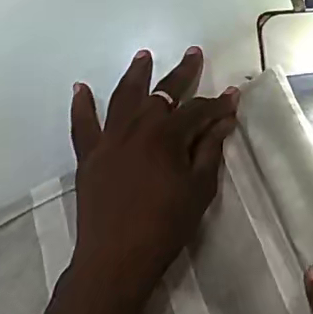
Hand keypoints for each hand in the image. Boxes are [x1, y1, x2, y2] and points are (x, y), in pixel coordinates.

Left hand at [69, 48, 239, 304]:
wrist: (115, 259)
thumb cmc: (165, 227)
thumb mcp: (198, 190)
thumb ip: (210, 150)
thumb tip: (224, 119)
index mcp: (167, 135)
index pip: (197, 111)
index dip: (217, 104)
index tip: (232, 96)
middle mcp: (137, 127)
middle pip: (162, 92)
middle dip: (182, 73)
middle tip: (193, 54)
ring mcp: (109, 138)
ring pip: (123, 96)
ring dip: (135, 74)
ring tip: (143, 55)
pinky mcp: (88, 154)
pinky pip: (83, 124)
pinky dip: (82, 105)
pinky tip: (80, 88)